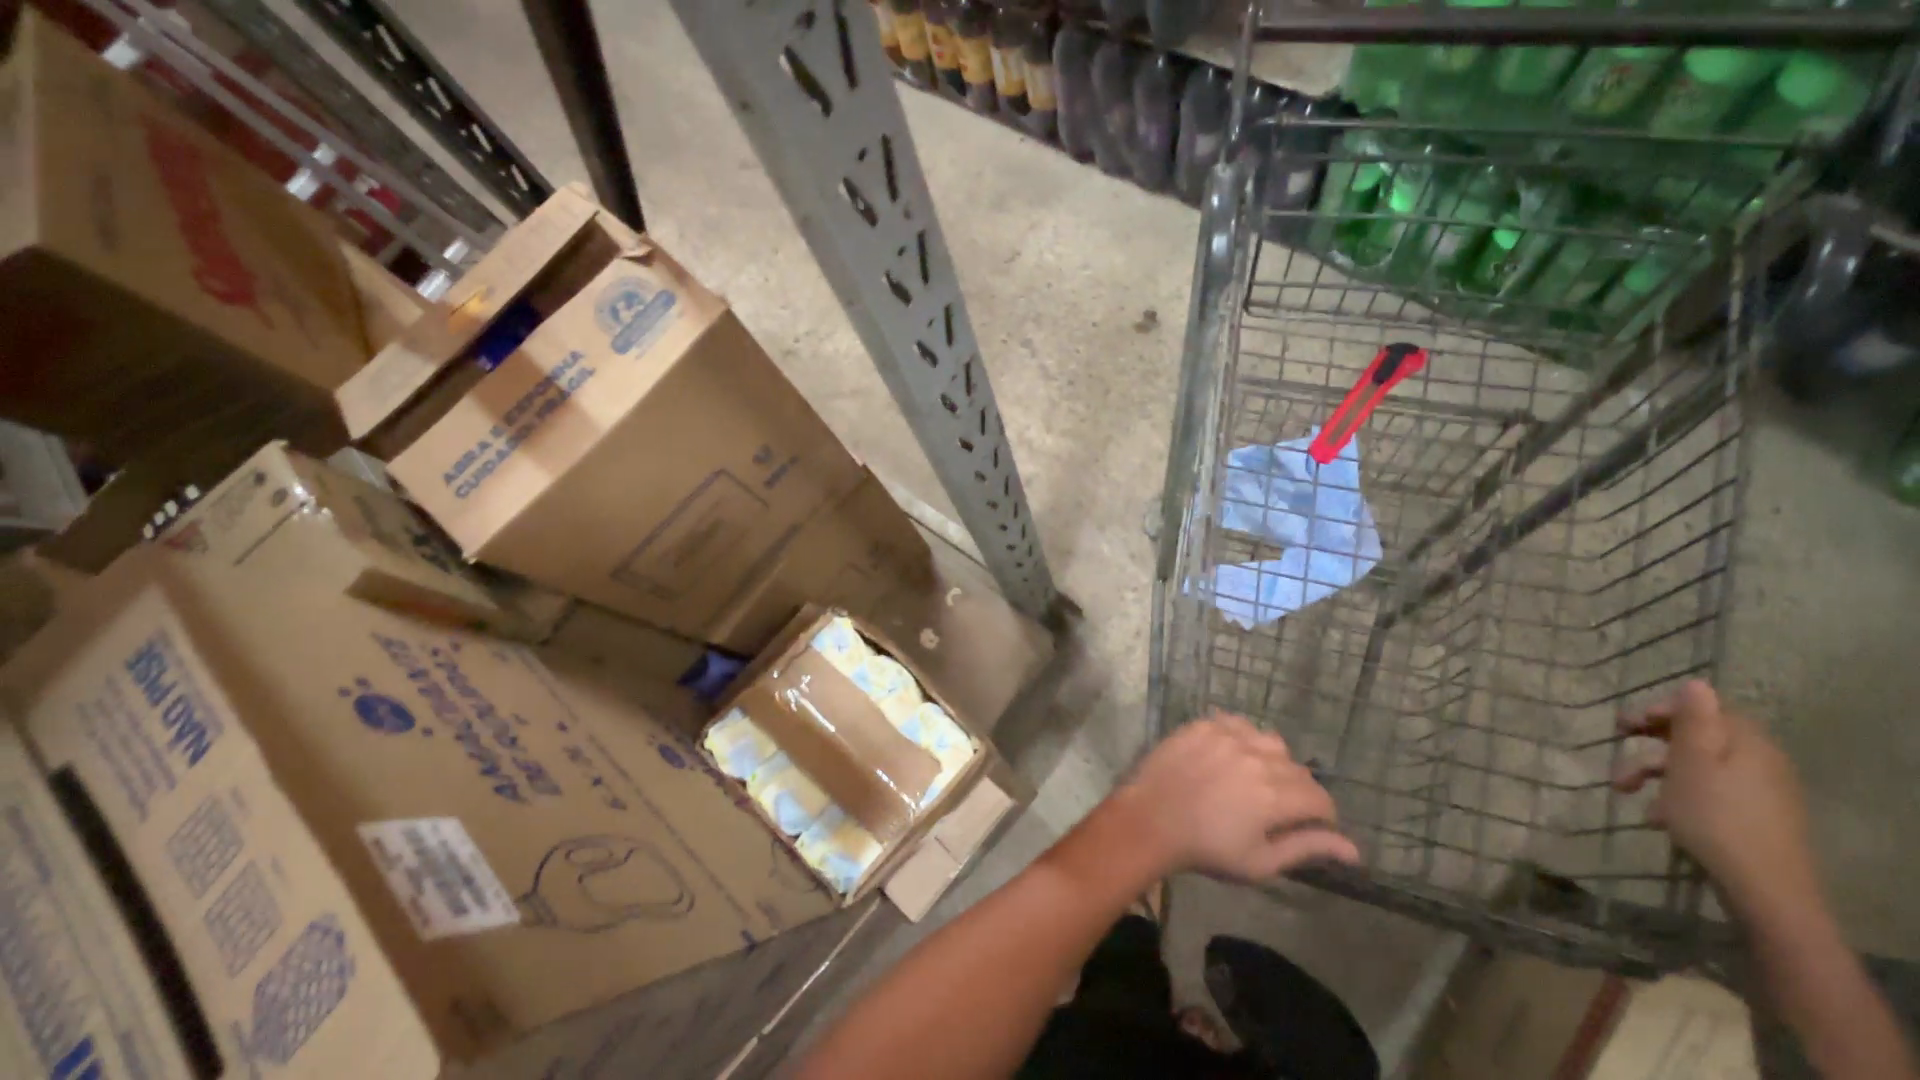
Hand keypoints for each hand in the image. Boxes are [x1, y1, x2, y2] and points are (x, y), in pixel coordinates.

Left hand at [1117, 711, 1358, 880]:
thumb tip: (1355, 851)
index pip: (1320, 799)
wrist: (1148, 821)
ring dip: (1271, 760)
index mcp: (1276, 795)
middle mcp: (1258, 758)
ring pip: (1271, 742)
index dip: (1320, 816)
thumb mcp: (1260, 861)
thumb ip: (1308, 848)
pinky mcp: (1204, 725)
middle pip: (1298, 770)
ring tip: (1253, 780)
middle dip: (1296, 791)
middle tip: (1273, 809)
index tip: (1308, 826)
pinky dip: (1242, 739)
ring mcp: (1229, 736)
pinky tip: (1230, 757)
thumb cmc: (1205, 849)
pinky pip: (1238, 724)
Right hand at [1613, 680, 1821, 921]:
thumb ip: (1692, 720)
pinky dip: (1680, 798)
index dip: (1663, 710)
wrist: (1764, 888)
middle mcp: (1760, 760)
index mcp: (1747, 741)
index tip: (1625, 724)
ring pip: (1700, 769)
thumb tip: (1697, 683)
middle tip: (1618, 747)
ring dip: (1658, 774)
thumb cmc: (1716, 817)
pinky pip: (1711, 794)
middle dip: (1653, 744)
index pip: (1705, 709)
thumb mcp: (1692, 763)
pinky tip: (1659, 818)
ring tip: (1625, 792)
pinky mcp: (1756, 819)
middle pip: (1700, 738)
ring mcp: (1762, 792)